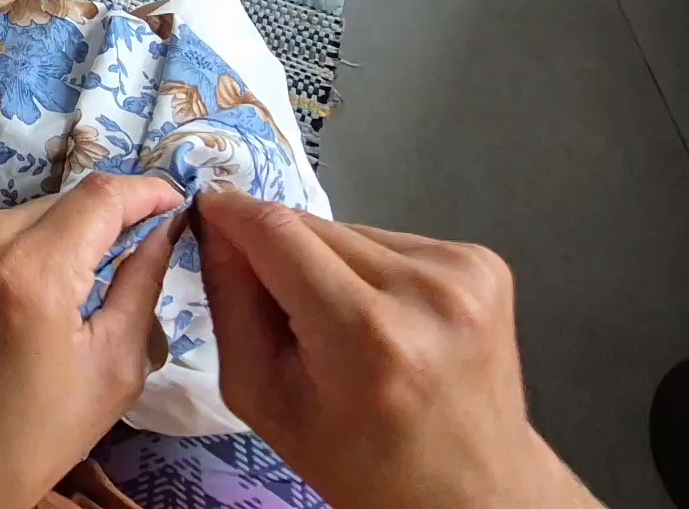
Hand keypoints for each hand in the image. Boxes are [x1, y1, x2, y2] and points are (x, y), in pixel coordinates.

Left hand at [0, 173, 183, 508]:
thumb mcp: (111, 368)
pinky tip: (31, 289)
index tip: (174, 201)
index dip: (145, 191)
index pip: (101, 197)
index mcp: (33, 273)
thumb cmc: (33, 431)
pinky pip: (5, 221)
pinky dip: (31, 243)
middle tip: (136, 254)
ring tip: (76, 287)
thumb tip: (164, 227)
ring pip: (39, 210)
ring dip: (69, 234)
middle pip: (70, 202)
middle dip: (109, 221)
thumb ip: (142, 284)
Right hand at [196, 190, 601, 508]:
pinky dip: (366, 265)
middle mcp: (423, 291)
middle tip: (274, 297)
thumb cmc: (353, 458)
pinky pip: (386, 238)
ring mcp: (463, 272)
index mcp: (364, 335)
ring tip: (338, 315)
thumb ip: (227, 299)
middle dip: (275, 247)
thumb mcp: (260, 393)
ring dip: (323, 257)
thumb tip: (216, 222)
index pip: (275, 231)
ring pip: (346, 229)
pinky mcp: (483, 262)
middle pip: (308, 226)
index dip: (231, 211)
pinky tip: (383, 313)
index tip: (205, 208)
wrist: (474, 497)